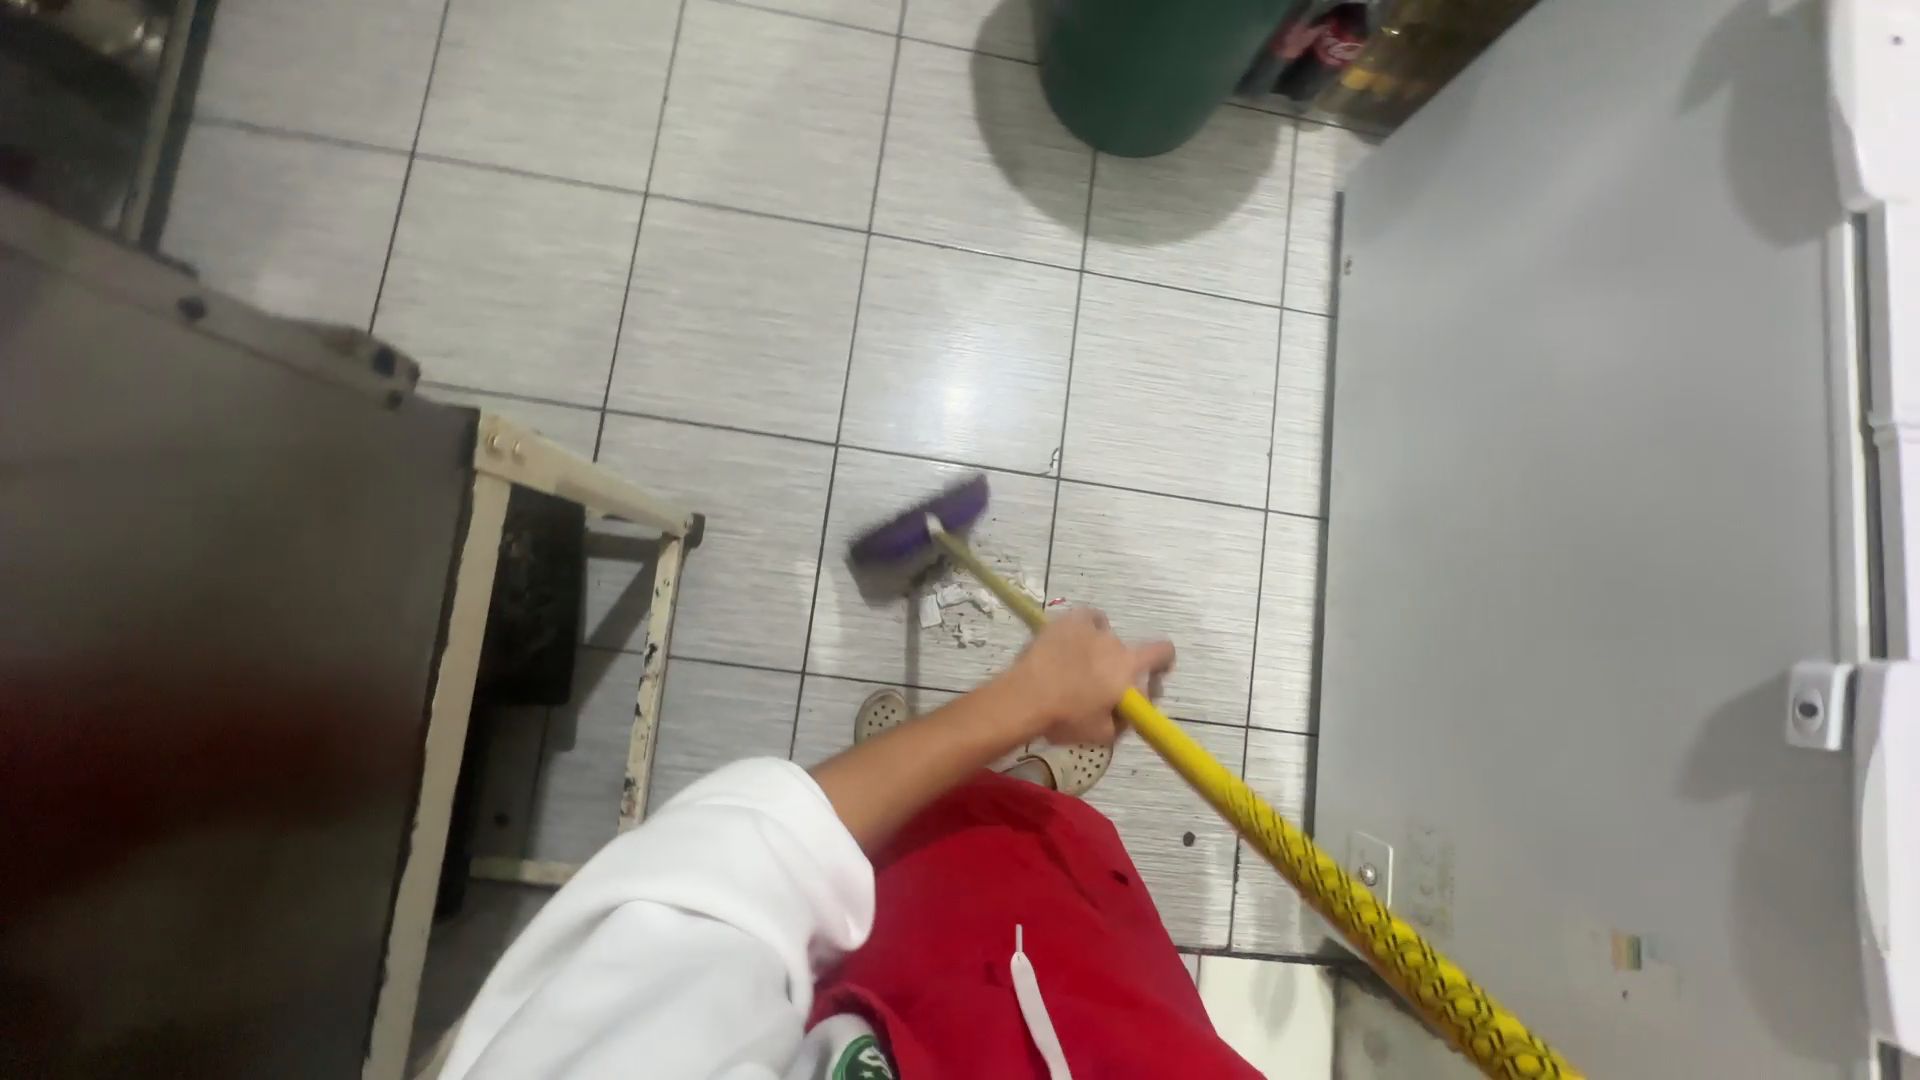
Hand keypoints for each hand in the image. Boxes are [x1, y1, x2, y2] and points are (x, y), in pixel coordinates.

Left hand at [1004, 607, 1174, 745]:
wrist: (1025, 698)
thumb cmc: (1067, 718)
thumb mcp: (1105, 732)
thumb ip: (1127, 718)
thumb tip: (1132, 709)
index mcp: (1128, 665)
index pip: (1163, 651)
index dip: (1163, 661)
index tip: (1154, 673)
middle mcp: (1113, 641)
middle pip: (1127, 651)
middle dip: (1120, 668)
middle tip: (1101, 686)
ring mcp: (1087, 628)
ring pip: (1104, 633)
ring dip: (1099, 648)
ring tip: (1081, 663)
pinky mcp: (1064, 621)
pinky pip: (1085, 618)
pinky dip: (1084, 627)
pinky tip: (1073, 640)